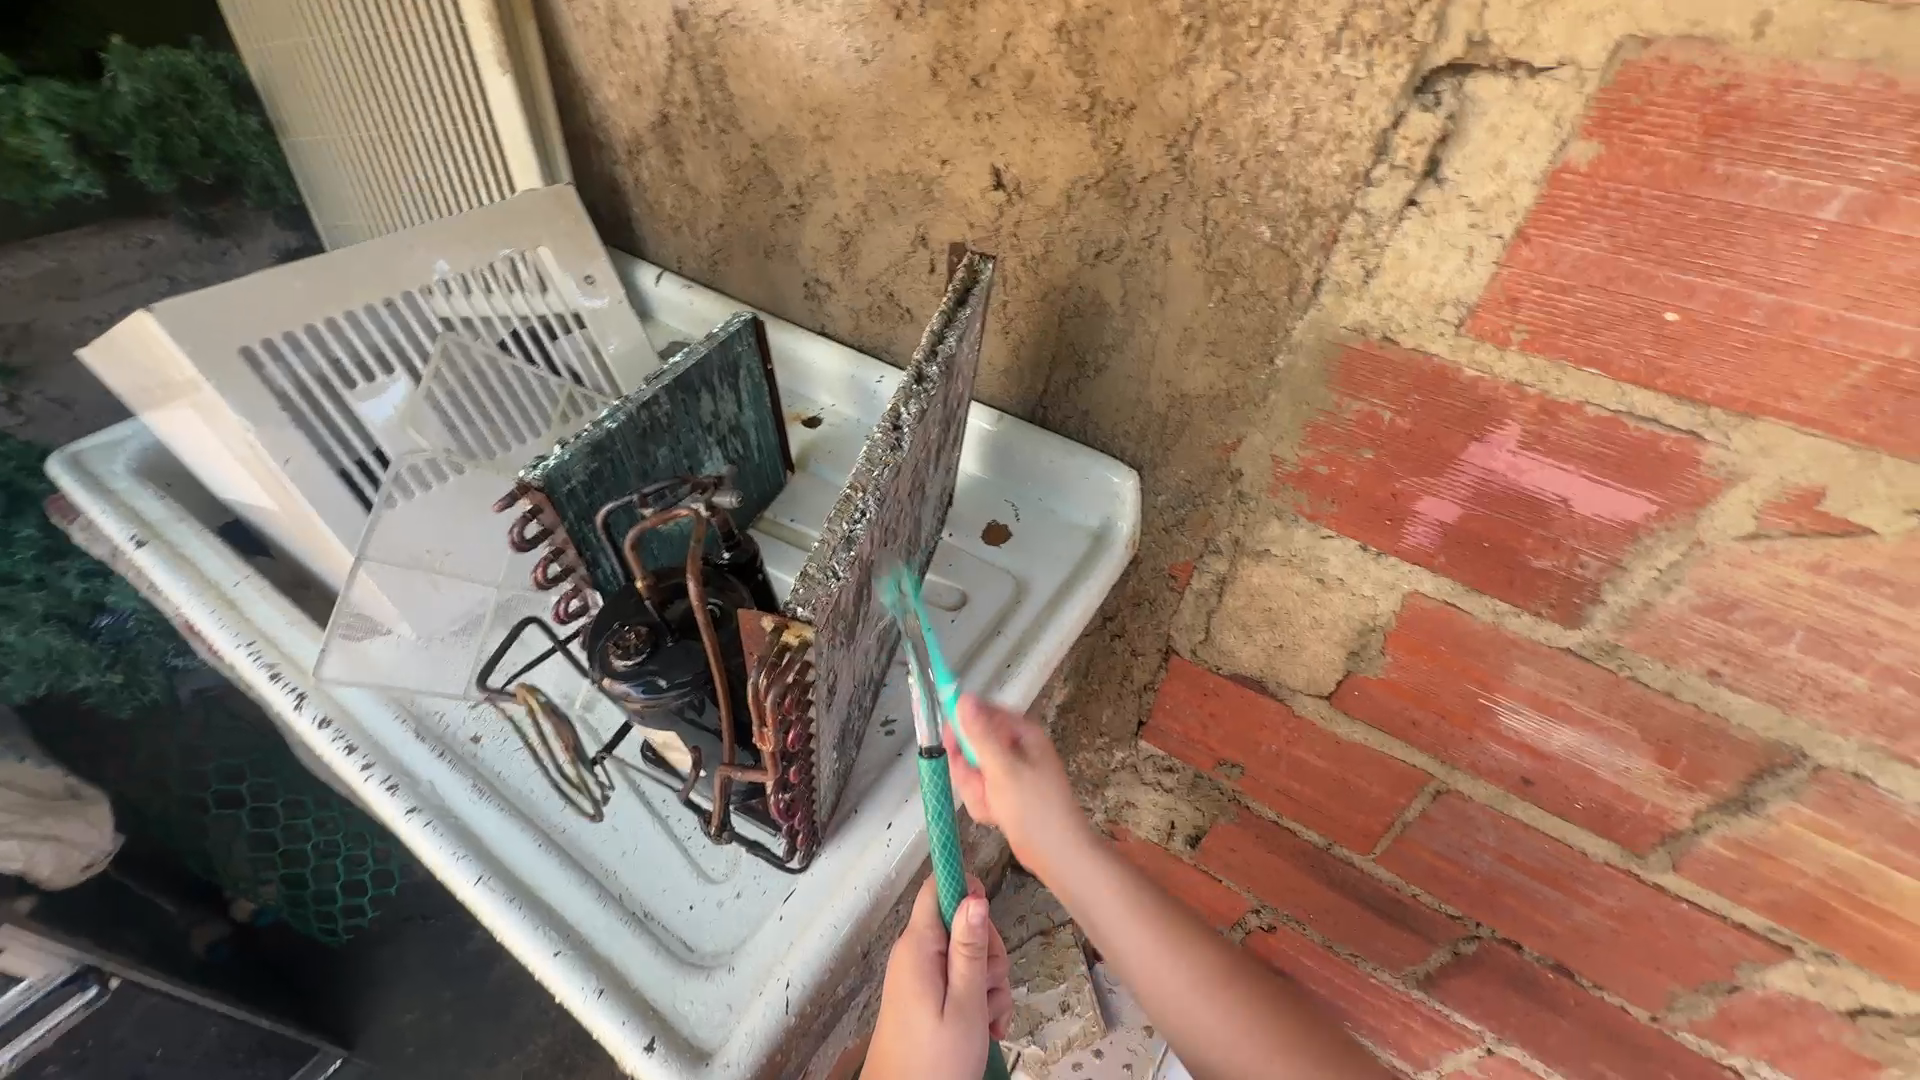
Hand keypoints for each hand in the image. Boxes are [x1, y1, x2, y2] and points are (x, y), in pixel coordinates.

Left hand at [864, 875, 1011, 1079]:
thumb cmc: (935, 1063)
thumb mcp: (964, 1006)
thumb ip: (970, 949)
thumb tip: (974, 895)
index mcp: (919, 946)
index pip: (937, 887)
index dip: (965, 889)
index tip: (987, 917)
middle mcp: (917, 953)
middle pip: (963, 923)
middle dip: (987, 954)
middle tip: (987, 991)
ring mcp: (923, 975)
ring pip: (970, 957)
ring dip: (988, 985)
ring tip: (984, 1021)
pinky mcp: (929, 995)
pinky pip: (963, 982)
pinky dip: (979, 1002)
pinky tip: (985, 1028)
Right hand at [945, 695, 1094, 877]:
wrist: (1056, 853)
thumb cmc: (1033, 808)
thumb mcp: (1002, 768)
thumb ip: (979, 734)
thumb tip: (964, 698)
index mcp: (1021, 733)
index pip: (984, 714)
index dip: (963, 727)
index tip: (950, 744)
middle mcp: (1015, 747)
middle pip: (973, 745)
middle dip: (971, 771)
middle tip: (980, 787)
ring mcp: (1010, 771)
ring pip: (973, 771)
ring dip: (976, 791)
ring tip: (993, 807)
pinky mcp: (1005, 792)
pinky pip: (980, 790)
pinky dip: (983, 804)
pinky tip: (996, 816)